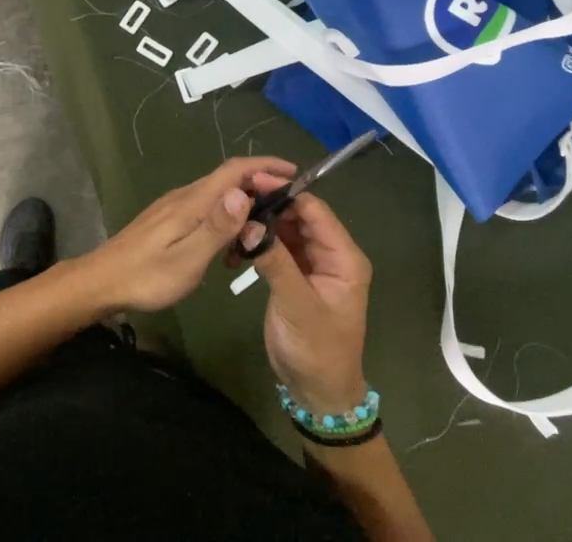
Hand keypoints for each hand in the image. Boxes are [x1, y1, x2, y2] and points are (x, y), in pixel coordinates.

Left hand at [77, 157, 296, 314]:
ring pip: (218, 196)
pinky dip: (227, 220)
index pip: (234, 170)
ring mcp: (174, 208)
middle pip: (228, 180)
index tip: (296, 175)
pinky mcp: (168, 221)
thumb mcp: (187, 259)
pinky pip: (206, 210)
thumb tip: (243, 192)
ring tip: (265, 235)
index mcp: (192, 202)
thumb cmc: (146, 276)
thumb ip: (217, 227)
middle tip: (289, 212)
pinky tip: (231, 249)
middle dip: (261, 187)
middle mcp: (184, 197)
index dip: (265, 167)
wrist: (101, 282)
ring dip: (245, 207)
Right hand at [245, 184, 371, 414]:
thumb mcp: (297, 305)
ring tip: (228, 216)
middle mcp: (329, 254)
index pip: (314, 210)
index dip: (284, 192)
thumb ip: (275, 262)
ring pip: (283, 228)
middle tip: (231, 198)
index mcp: (343, 257)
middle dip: (267, 204)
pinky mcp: (293, 274)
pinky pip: (274, 246)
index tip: (250, 182)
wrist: (316, 391)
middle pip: (297, 215)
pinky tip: (233, 243)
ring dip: (259, 222)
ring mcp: (311, 264)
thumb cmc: (317, 349)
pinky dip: (256, 241)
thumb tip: (249, 222)